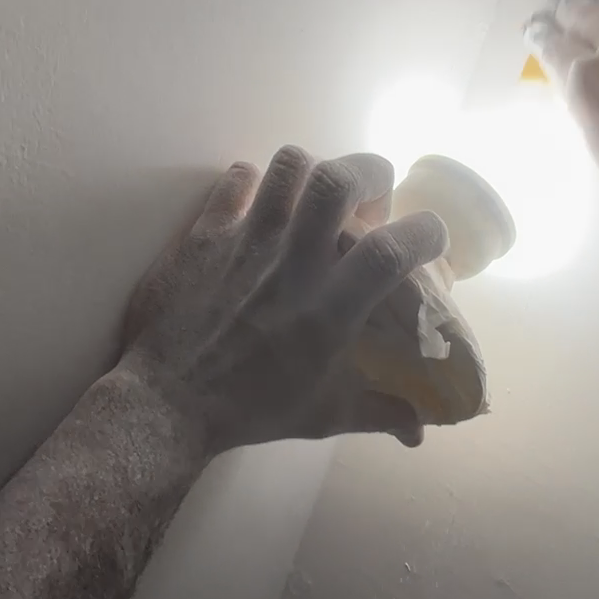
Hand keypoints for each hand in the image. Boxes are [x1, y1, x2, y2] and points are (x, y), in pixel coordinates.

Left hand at [121, 146, 448, 452]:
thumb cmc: (250, 410)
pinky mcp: (205, 234)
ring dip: (312, 171)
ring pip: (287, 167)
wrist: (167, 401)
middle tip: (370, 195)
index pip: (391, 251)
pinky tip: (256, 203)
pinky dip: (250, 181)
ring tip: (314, 194)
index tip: (431, 236)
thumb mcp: (324, 417)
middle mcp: (292, 263)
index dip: (425, 231)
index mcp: (329, 308)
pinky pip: (233, 180)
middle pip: (338, 180)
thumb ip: (380, 414)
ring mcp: (246, 241)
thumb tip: (421, 431)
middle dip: (369, 172)